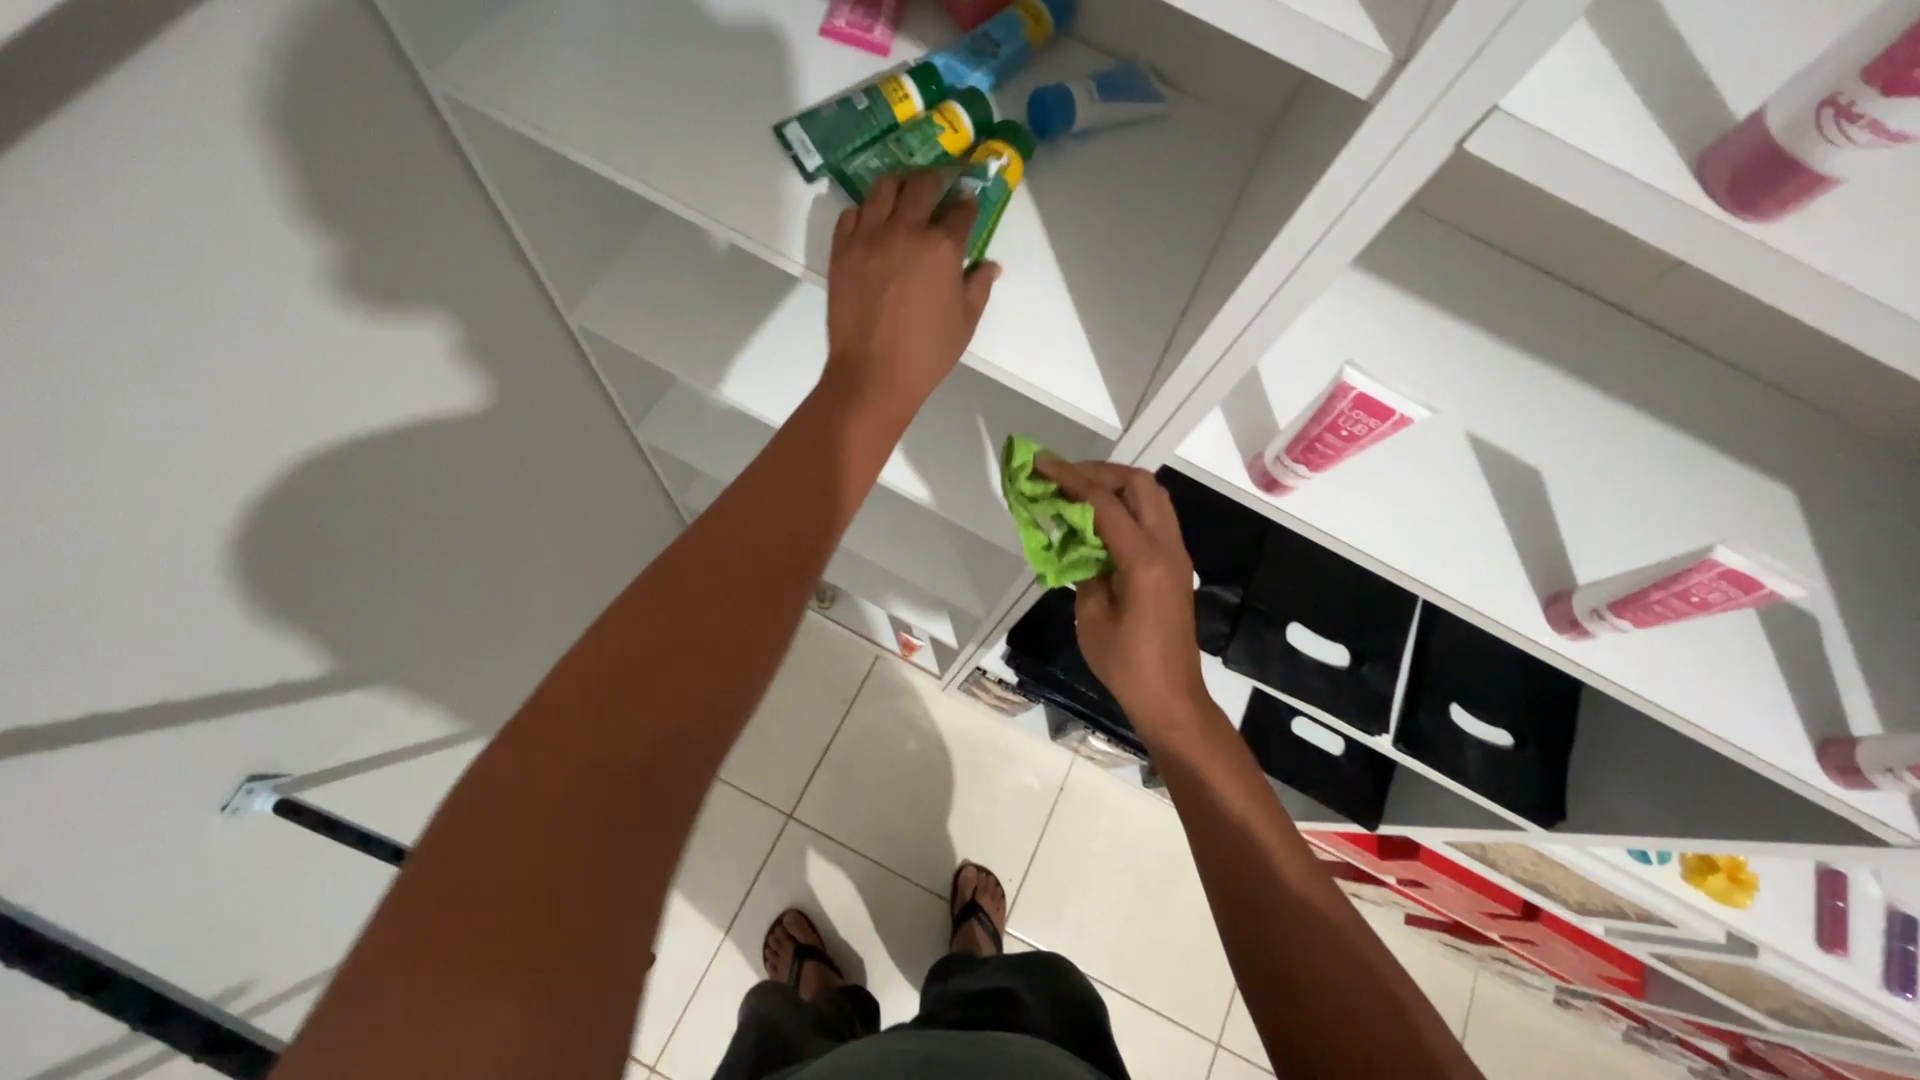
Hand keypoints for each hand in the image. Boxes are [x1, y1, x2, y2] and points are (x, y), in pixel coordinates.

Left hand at [823, 171, 998, 418]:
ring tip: (903, 198)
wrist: (872, 373)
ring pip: (883, 188)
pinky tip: (872, 226)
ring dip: (898, 187)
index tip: (967, 204)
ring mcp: (869, 236)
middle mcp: (906, 230)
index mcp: (943, 247)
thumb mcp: (965, 322)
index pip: (961, 209)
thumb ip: (978, 287)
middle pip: (921, 184)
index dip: (967, 204)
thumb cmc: (926, 353)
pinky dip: (865, 213)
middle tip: (937, 189)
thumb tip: (990, 266)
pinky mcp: (842, 249)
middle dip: (934, 181)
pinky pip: (851, 213)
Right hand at [1037, 459, 1210, 727]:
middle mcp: (1166, 547)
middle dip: (1100, 473)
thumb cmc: (1126, 663)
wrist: (1170, 696)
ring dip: (1116, 487)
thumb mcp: (1092, 616)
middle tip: (1065, 480)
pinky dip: (1126, 509)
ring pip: (1152, 497)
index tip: (1042, 466)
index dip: (1070, 478)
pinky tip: (1098, 524)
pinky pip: (1154, 520)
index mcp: (1142, 558)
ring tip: (1079, 495)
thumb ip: (1085, 570)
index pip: (1104, 502)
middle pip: (1139, 484)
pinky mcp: (1175, 567)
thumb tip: (1080, 546)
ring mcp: (1176, 555)